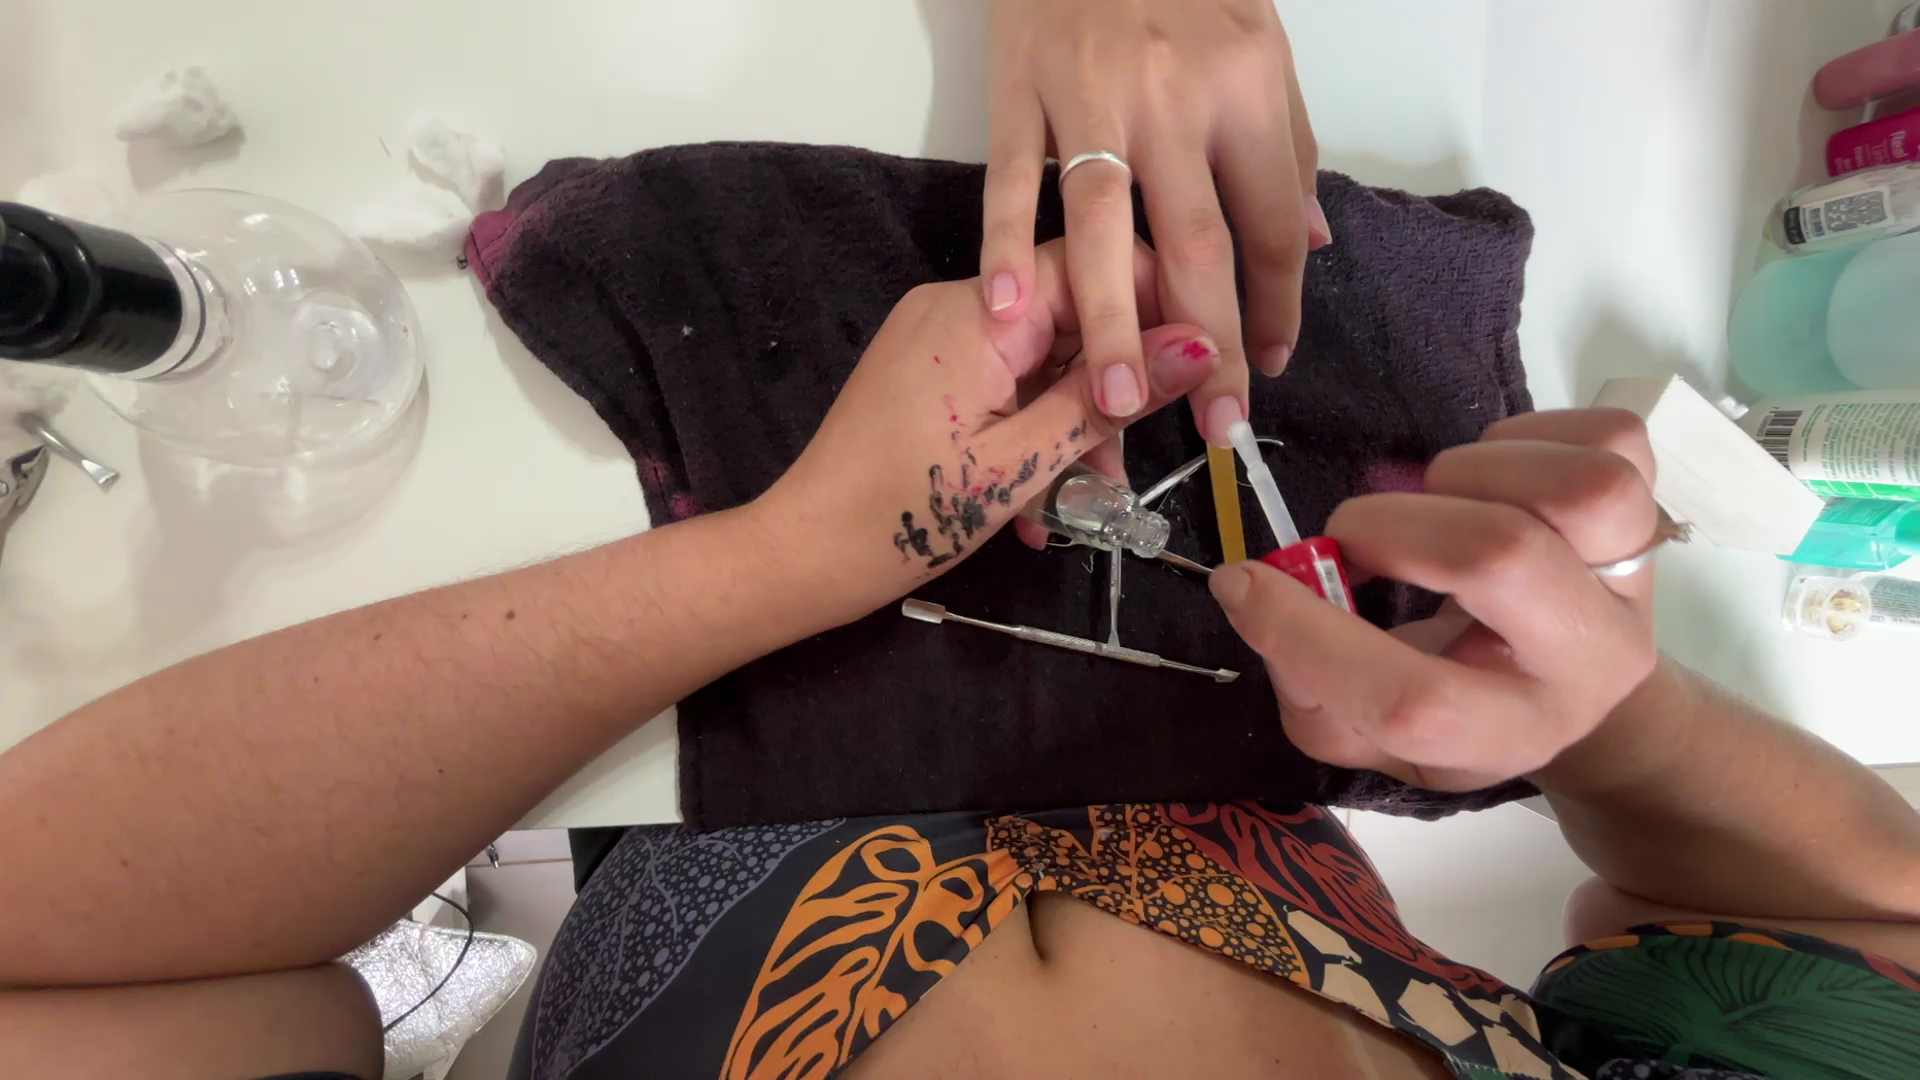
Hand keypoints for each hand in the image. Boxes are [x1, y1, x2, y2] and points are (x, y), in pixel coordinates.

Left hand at [761, 239, 1221, 624]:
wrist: (805, 553)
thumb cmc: (907, 515)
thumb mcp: (1019, 464)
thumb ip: (1107, 402)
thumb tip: (1198, 348)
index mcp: (978, 313)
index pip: (1091, 267)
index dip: (1151, 312)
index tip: (1192, 375)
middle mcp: (955, 306)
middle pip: (1066, 321)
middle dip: (1105, 395)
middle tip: (1124, 469)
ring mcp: (936, 341)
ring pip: (1036, 365)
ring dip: (1066, 430)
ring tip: (1079, 504)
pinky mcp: (926, 375)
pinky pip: (1000, 388)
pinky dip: (1025, 435)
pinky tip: (1032, 504)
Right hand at [982, 0, 1325, 445]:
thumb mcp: (1258, 48)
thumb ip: (1285, 146)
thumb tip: (1308, 240)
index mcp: (1246, 83)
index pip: (1268, 224)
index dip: (1274, 306)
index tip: (1263, 368)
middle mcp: (1175, 94)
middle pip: (1196, 246)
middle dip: (1208, 347)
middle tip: (1215, 429)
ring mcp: (1088, 96)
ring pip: (1103, 230)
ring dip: (1110, 325)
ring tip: (1117, 405)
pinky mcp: (1017, 92)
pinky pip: (1011, 179)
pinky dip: (1004, 245)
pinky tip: (1006, 310)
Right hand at [1207, 410, 1661, 791]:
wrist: (1571, 687)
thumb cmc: (1449, 709)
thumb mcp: (1361, 734)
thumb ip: (1301, 685)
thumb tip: (1255, 593)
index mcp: (1505, 730)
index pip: (1410, 698)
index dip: (1306, 635)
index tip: (1241, 583)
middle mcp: (1585, 658)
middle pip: (1497, 556)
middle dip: (1384, 528)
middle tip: (1348, 541)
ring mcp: (1630, 577)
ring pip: (1575, 487)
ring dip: (1462, 476)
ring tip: (1427, 504)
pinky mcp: (1648, 512)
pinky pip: (1607, 440)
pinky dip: (1525, 439)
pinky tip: (1483, 476)